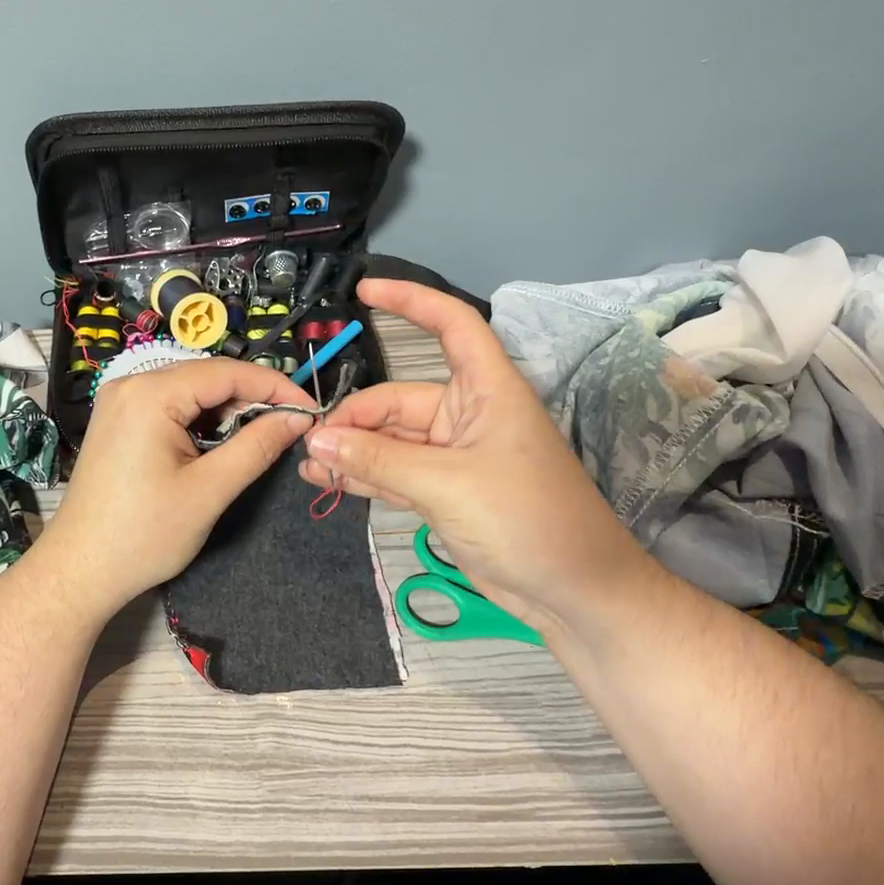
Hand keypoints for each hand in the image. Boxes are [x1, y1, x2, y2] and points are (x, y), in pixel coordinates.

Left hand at [38, 358, 316, 619]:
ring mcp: (118, 401)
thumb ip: (256, 446)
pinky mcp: (116, 421)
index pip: (226, 372)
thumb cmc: (144, 534)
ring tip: (257, 439)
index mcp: (150, 394)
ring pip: (188, 390)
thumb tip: (298, 418)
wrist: (79, 569)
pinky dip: (198, 419)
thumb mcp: (209, 490)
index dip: (275, 387)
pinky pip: (167, 405)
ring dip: (225, 410)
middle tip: (289, 428)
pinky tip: (216, 444)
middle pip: (206, 376)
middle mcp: (130, 384)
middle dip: (251, 398)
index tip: (312, 410)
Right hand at [298, 279, 655, 633]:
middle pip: (398, 398)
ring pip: (390, 439)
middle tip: (311, 442)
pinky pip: (393, 471)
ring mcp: (454, 456)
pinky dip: (363, 474)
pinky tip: (326, 479)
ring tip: (308, 463)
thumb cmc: (528, 520)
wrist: (574, 594)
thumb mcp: (448, 484)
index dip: (410, 302)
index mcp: (488, 391)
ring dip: (351, 449)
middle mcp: (469, 415)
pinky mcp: (444, 491)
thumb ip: (377, 459)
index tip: (363, 290)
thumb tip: (316, 438)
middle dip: (354, 417)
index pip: (451, 326)